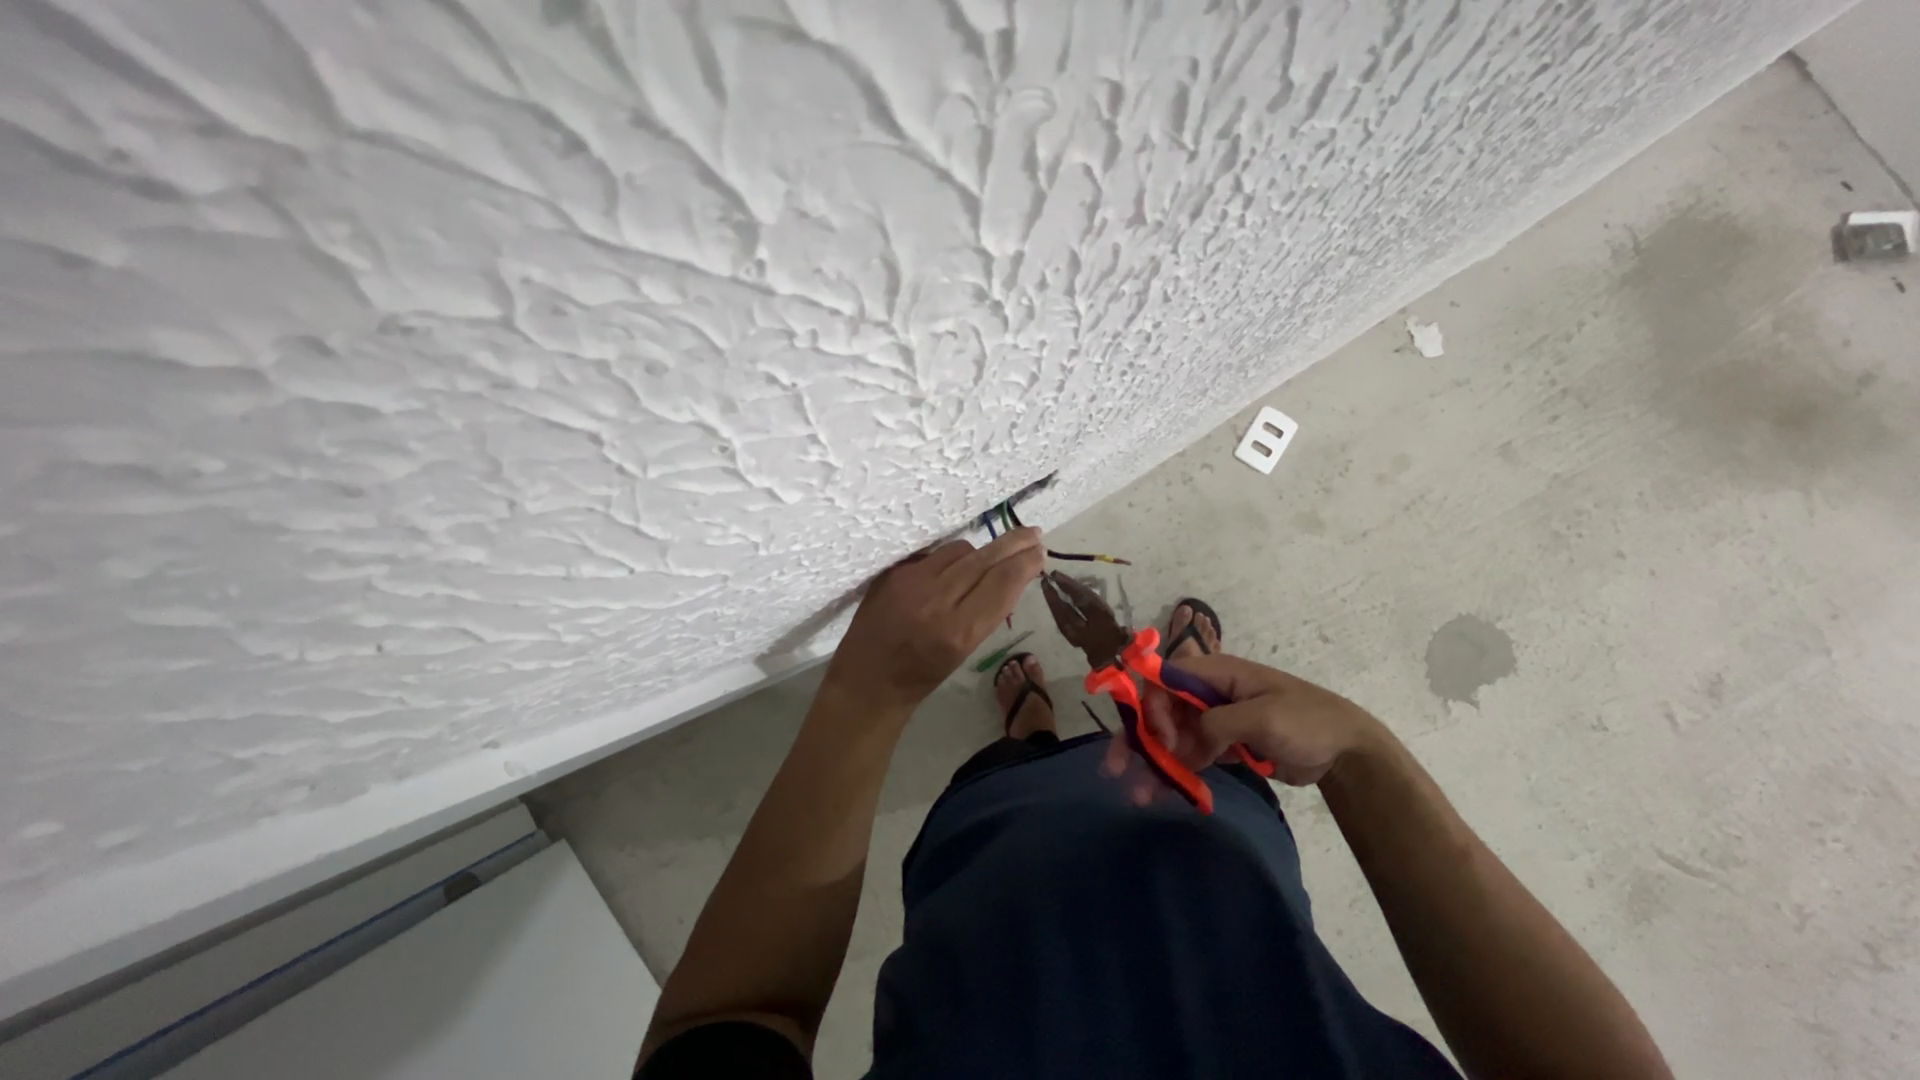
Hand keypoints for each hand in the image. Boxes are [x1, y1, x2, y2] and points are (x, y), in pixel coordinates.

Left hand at [825, 527, 1044, 713]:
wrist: (868, 679)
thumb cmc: (922, 675)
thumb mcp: (965, 650)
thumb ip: (987, 612)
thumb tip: (1012, 575)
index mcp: (958, 630)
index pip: (1002, 583)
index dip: (1025, 564)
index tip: (1039, 553)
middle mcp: (935, 600)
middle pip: (985, 559)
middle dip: (1014, 543)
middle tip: (1035, 534)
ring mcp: (911, 582)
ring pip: (959, 550)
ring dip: (980, 552)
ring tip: (990, 559)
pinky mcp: (893, 572)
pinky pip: (933, 555)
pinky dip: (949, 560)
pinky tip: (953, 570)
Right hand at [1139, 653, 1387, 785]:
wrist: (1346, 751)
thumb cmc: (1307, 722)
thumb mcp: (1262, 717)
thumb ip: (1217, 723)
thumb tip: (1186, 739)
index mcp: (1217, 673)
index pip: (1166, 678)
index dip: (1151, 703)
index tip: (1158, 736)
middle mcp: (1208, 693)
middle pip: (1160, 709)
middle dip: (1138, 737)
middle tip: (1116, 767)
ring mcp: (1215, 720)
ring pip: (1171, 737)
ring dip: (1152, 762)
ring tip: (1138, 794)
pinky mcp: (1223, 746)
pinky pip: (1190, 757)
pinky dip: (1175, 773)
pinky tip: (1161, 793)